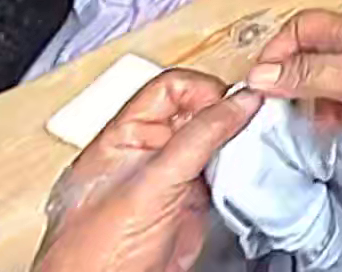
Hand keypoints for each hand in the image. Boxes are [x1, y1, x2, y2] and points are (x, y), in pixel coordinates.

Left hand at [34, 69, 261, 271]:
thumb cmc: (94, 264)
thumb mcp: (151, 186)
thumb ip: (199, 136)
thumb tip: (242, 99)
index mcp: (121, 141)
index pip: (169, 88)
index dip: (202, 90)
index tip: (228, 104)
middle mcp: (146, 154)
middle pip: (196, 108)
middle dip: (224, 111)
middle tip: (246, 117)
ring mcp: (169, 177)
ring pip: (213, 135)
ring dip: (234, 136)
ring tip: (247, 142)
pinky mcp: (190, 199)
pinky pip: (222, 164)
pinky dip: (238, 162)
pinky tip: (244, 166)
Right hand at [245, 10, 341, 112]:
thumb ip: (304, 74)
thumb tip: (259, 73)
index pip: (297, 29)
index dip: (278, 54)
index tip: (266, 87)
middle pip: (313, 55)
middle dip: (304, 86)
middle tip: (305, 113)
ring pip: (335, 75)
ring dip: (329, 102)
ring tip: (339, 122)